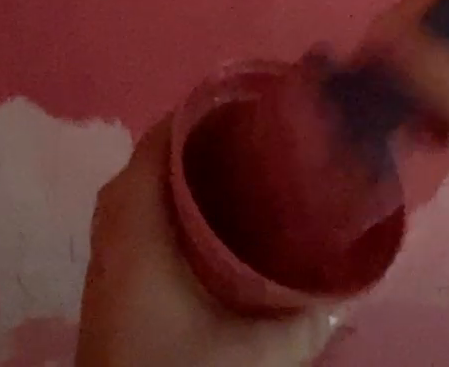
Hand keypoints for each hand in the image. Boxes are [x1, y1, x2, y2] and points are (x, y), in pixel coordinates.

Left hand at [76, 118, 337, 366]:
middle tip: (252, 137)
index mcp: (136, 221)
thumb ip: (303, 324)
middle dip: (199, 138)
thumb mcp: (250, 356)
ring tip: (235, 167)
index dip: (200, 113)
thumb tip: (344, 296)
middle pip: (153, 155)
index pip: (160, 139)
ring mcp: (104, 247)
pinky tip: (206, 216)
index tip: (247, 107)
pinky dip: (166, 197)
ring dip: (181, 169)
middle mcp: (112, 222)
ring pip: (141, 183)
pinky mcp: (108, 271)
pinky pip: (134, 208)